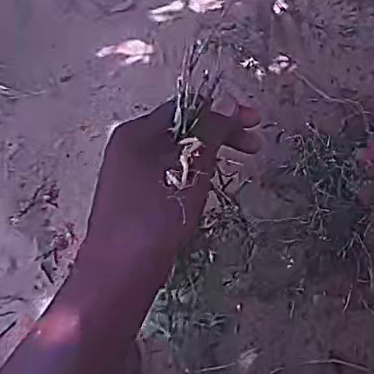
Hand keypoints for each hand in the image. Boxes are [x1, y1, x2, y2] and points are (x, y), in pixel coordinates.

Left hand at [78, 98, 261, 288]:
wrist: (119, 272)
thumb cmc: (155, 216)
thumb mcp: (190, 167)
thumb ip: (209, 131)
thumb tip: (226, 100)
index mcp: (137, 132)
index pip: (187, 107)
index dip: (224, 111)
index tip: (254, 122)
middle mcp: (129, 146)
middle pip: (182, 128)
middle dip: (220, 132)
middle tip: (254, 145)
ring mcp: (129, 172)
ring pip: (177, 151)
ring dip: (209, 153)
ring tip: (235, 165)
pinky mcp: (134, 196)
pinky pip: (169, 172)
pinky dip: (193, 171)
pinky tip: (207, 186)